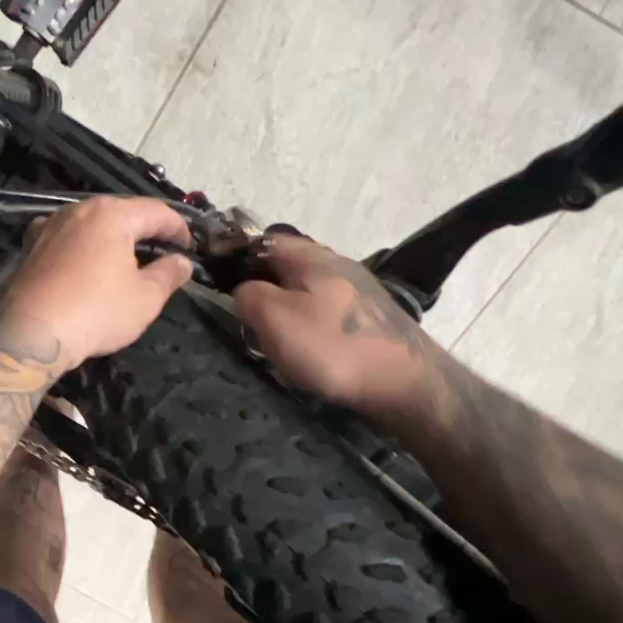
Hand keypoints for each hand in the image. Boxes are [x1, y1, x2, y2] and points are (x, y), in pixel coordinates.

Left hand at [0, 197, 193, 363]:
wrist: (30, 335)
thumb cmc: (95, 313)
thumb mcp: (145, 298)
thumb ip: (168, 274)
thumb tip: (182, 262)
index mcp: (111, 214)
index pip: (156, 212)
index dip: (178, 229)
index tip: (189, 248)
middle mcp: (77, 210)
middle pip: (121, 213)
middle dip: (144, 230)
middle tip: (161, 253)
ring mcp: (49, 226)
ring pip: (91, 224)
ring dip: (112, 238)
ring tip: (126, 261)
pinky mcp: (29, 247)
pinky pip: (66, 239)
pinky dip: (82, 247)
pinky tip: (86, 265)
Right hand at [232, 234, 443, 421]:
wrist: (405, 382)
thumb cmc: (332, 346)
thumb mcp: (273, 317)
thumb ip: (247, 295)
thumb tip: (242, 290)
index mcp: (310, 256)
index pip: (262, 240)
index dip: (235, 255)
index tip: (218, 281)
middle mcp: (337, 263)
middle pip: (286, 266)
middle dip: (261, 286)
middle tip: (242, 315)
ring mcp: (357, 290)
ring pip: (306, 290)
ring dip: (285, 308)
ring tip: (270, 336)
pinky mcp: (370, 317)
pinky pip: (325, 312)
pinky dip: (308, 325)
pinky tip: (305, 348)